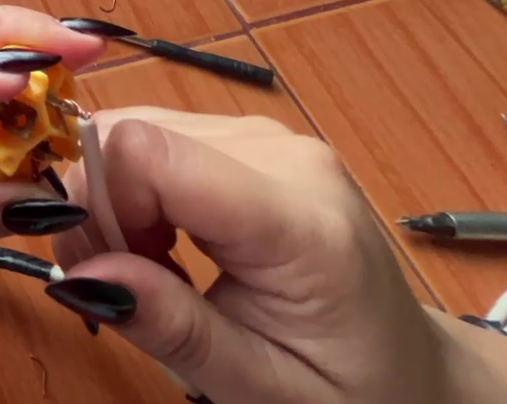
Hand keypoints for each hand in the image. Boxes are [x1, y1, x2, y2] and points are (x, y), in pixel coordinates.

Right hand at [49, 108, 451, 403]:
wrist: (420, 373)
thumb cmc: (352, 394)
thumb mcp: (266, 394)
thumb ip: (175, 330)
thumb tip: (85, 274)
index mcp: (298, 221)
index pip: (146, 151)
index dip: (104, 203)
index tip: (116, 271)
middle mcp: (278, 150)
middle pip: (127, 136)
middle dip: (101, 207)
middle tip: (128, 279)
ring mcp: (261, 131)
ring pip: (127, 131)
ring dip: (112, 197)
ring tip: (151, 262)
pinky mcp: (242, 129)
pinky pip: (147, 134)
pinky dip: (129, 183)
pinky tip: (162, 233)